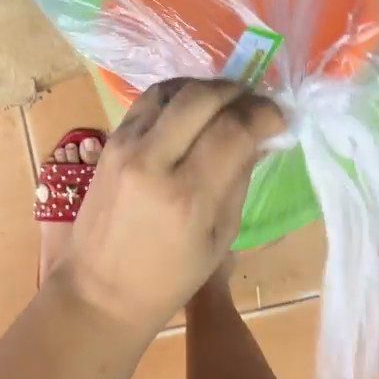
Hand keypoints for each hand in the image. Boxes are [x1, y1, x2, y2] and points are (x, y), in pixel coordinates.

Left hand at [51, 78, 284, 334]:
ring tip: (226, 102)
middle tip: (255, 102)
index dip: (263, 114)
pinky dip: (178, 95)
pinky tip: (193, 107)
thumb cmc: (169, 278)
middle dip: (236, 92)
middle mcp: (153, 161)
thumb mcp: (220, 238)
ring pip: (173, 89)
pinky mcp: (110, 139)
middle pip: (201, 97)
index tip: (279, 116)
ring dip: (206, 89)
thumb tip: (261, 136)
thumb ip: (240, 178)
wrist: (99, 290)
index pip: (233, 130)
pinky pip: (149, 100)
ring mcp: (126, 145)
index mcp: (188, 197)